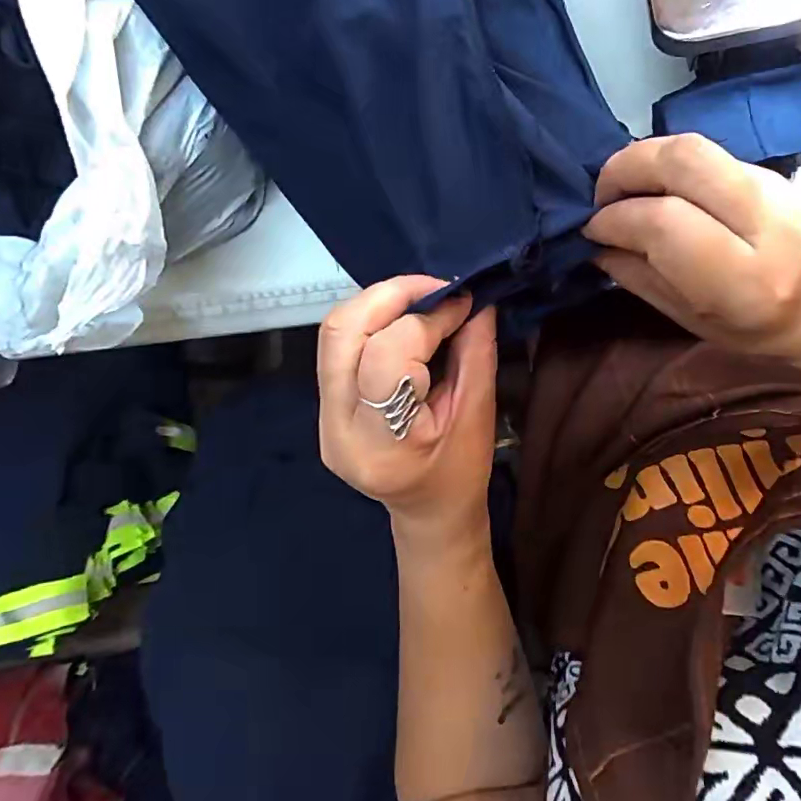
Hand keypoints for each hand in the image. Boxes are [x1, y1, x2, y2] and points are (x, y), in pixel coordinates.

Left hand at [318, 276, 498, 536]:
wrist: (428, 512)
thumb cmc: (459, 475)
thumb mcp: (477, 415)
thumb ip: (474, 352)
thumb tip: (473, 299)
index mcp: (378, 443)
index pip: (386, 357)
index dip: (426, 320)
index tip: (462, 306)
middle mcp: (337, 427)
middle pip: (342, 332)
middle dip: (390, 295)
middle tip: (436, 289)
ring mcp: (324, 416)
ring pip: (334, 331)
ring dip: (378, 302)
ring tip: (421, 299)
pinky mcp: (325, 405)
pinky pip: (339, 344)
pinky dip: (371, 319)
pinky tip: (403, 318)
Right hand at [583, 134, 800, 358]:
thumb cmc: (743, 327)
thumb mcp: (681, 314)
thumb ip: (635, 272)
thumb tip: (594, 237)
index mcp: (744, 278)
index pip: (665, 222)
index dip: (616, 219)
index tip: (592, 229)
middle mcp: (764, 222)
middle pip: (684, 159)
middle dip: (626, 168)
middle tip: (602, 195)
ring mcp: (769, 187)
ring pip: (693, 146)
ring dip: (642, 160)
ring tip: (621, 188)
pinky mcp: (764, 170)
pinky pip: (702, 152)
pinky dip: (663, 163)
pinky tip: (650, 187)